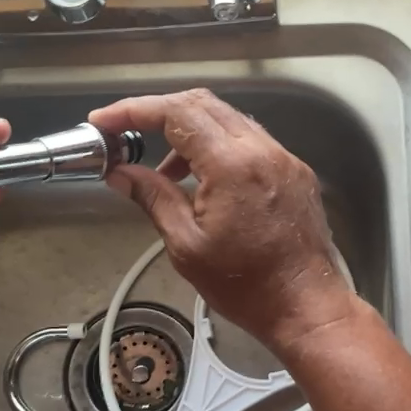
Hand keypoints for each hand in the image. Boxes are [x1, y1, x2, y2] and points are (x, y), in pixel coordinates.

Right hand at [89, 88, 360, 353]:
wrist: (306, 306)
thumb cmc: (246, 286)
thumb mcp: (187, 246)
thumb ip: (154, 198)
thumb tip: (120, 174)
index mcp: (232, 164)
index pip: (176, 113)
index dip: (133, 111)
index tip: (103, 122)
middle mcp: (262, 150)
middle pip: (203, 104)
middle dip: (159, 112)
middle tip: (128, 135)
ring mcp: (284, 159)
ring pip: (229, 119)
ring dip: (191, 131)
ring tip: (167, 171)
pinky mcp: (296, 173)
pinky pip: (252, 142)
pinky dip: (221, 147)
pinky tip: (205, 180)